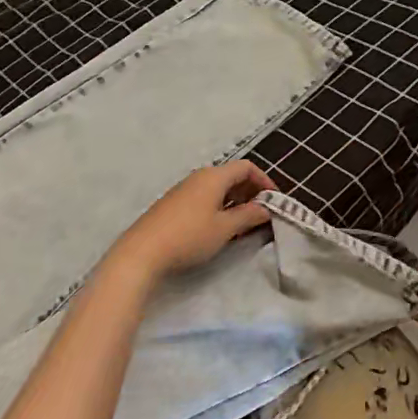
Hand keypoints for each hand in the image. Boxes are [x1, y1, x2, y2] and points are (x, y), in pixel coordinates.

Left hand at [106, 161, 277, 280]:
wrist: (143, 251)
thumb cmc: (189, 236)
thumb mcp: (225, 228)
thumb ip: (248, 215)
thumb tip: (266, 208)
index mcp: (214, 176)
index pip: (246, 167)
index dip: (264, 181)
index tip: (274, 201)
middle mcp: (198, 177)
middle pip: (231, 176)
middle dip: (250, 191)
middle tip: (261, 213)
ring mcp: (183, 189)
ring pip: (217, 188)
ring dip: (234, 200)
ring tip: (243, 222)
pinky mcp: (173, 204)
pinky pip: (204, 197)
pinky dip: (219, 206)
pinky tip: (218, 227)